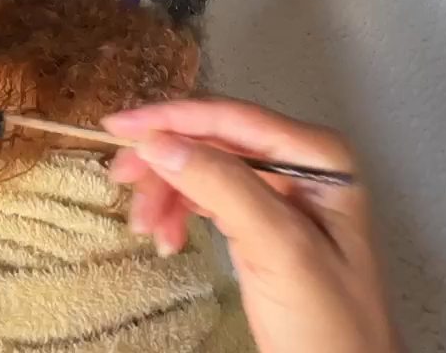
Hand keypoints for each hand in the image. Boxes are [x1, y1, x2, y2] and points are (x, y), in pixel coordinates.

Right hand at [102, 100, 398, 352]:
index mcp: (316, 155)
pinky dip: (177, 212)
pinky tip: (166, 238)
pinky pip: (203, 195)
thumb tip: (159, 141)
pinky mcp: (256, 217)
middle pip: (209, 140)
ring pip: (199, 166)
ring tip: (146, 229)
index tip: (118, 126)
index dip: (170, 118)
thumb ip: (223, 187)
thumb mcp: (279, 250)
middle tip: (121, 180)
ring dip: (165, 192)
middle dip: (164, 161)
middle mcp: (296, 160)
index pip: (230, 118)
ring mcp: (276, 189)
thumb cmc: (327, 327)